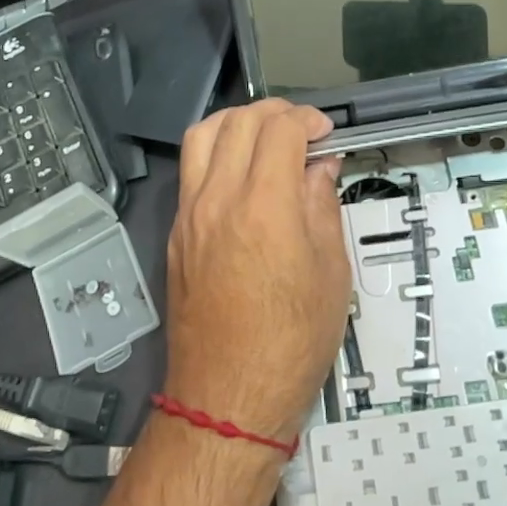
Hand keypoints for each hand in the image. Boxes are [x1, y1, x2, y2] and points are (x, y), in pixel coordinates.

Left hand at [164, 100, 347, 442]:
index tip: (325, 132)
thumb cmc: (292, 341)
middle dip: (275, 112)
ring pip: (202, 135)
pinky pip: (190, 169)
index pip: (279, 129)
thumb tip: (319, 167)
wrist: (229, 393)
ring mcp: (189, 213)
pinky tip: (240, 171)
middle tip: (302, 128)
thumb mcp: (331, 272)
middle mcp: (218, 199)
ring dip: (237, 122)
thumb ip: (322, 206)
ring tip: (265, 136)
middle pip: (238, 122)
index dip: (307, 119)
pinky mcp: (176, 232)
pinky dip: (216, 151)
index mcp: (263, 206)